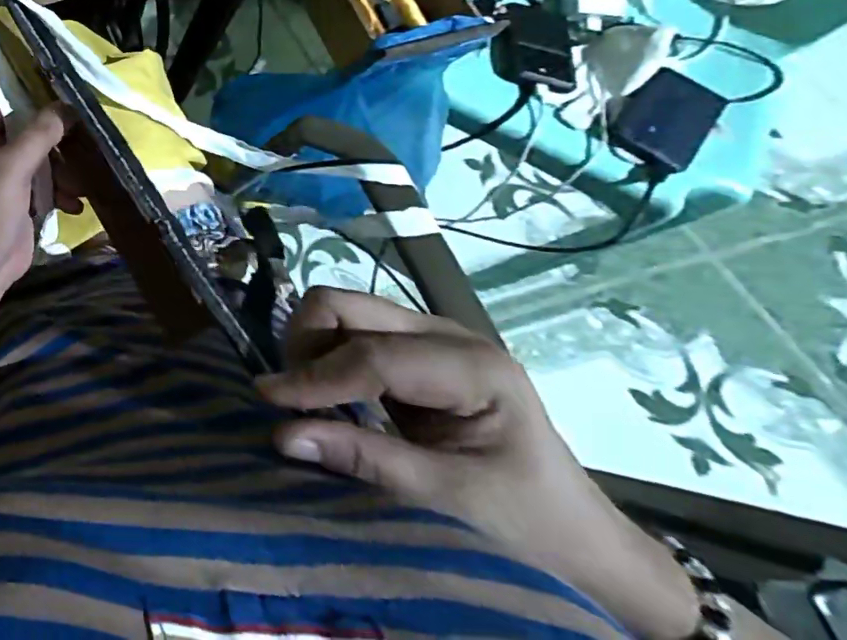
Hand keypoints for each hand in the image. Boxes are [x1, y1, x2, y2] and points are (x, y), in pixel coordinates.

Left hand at [0, 104, 70, 294]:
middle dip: (54, 141)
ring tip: (78, 184)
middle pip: (25, 133)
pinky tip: (74, 204)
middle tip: (83, 140)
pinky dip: (58, 191)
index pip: (3, 105)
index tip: (66, 99)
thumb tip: (66, 104)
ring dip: (61, 170)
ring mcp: (0, 179)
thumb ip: (39, 132)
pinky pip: (42, 186)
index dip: (32, 101)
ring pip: (38, 160)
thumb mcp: (12, 166)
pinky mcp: (16, 202)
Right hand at [257, 288, 702, 639]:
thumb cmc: (528, 526)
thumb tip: (281, 434)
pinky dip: (325, 357)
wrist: (579, 540)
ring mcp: (427, 336)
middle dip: (306, 343)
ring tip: (309, 399)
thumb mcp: (449, 499)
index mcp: (473, 367)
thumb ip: (364, 460)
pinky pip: (349, 333)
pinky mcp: (411, 350)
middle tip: (291, 397)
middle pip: (346, 306)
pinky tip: (328, 396)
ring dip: (311, 347)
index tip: (267, 400)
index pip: (372, 354)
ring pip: (340, 311)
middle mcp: (446, 334)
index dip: (315, 376)